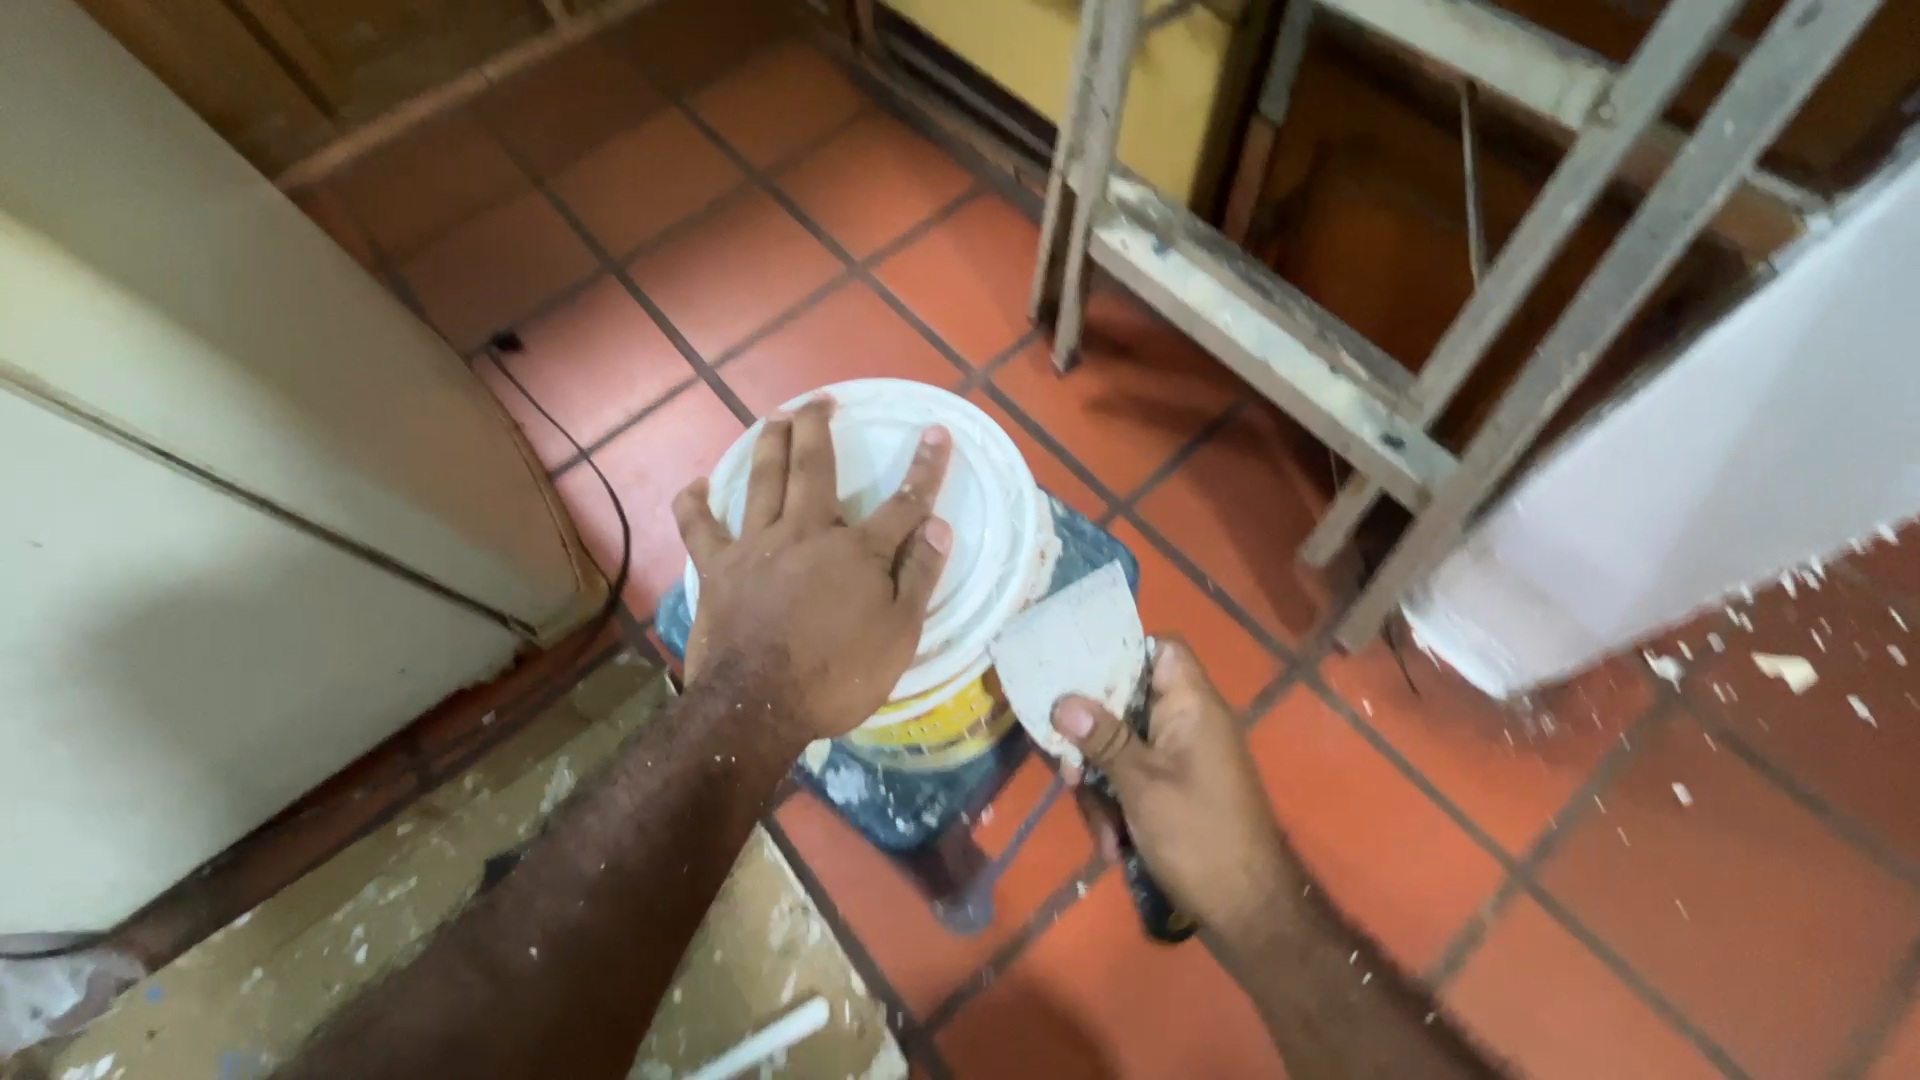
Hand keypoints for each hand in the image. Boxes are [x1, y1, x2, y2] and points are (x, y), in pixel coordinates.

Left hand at [673, 396, 952, 742]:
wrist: (758, 707)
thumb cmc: (837, 677)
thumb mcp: (899, 635)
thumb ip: (918, 577)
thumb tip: (938, 526)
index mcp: (857, 552)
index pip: (904, 502)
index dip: (925, 467)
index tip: (937, 432)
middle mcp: (806, 533)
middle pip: (816, 468)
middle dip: (821, 428)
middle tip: (822, 399)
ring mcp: (756, 546)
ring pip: (762, 479)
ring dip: (770, 443)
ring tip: (775, 416)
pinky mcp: (717, 568)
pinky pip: (699, 526)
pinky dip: (696, 503)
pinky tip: (697, 486)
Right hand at [1052, 642, 1292, 940]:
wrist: (1249, 913)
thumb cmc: (1199, 837)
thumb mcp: (1142, 785)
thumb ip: (1103, 738)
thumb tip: (1062, 700)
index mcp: (1192, 705)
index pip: (1161, 648)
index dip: (1120, 650)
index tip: (1076, 672)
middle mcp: (1188, 722)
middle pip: (1127, 702)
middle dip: (1093, 738)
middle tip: (1072, 773)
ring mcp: (1182, 758)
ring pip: (1123, 746)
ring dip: (1103, 786)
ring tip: (1103, 829)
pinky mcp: (1175, 789)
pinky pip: (1134, 778)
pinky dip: (1120, 807)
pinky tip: (1114, 844)